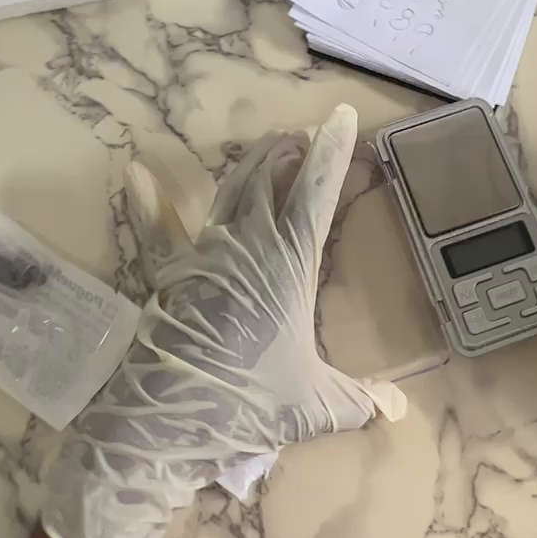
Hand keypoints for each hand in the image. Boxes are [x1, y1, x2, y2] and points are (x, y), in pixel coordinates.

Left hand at [39, 104, 406, 537]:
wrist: (167, 421)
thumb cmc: (246, 405)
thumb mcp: (314, 406)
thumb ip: (360, 401)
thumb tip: (400, 410)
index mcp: (288, 264)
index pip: (316, 193)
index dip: (332, 151)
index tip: (341, 116)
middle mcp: (246, 244)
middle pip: (269, 177)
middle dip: (290, 149)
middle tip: (304, 135)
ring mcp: (202, 253)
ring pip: (229, 189)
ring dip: (250, 162)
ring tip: (268, 148)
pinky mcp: (168, 272)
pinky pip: (154, 229)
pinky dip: (147, 203)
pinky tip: (136, 173)